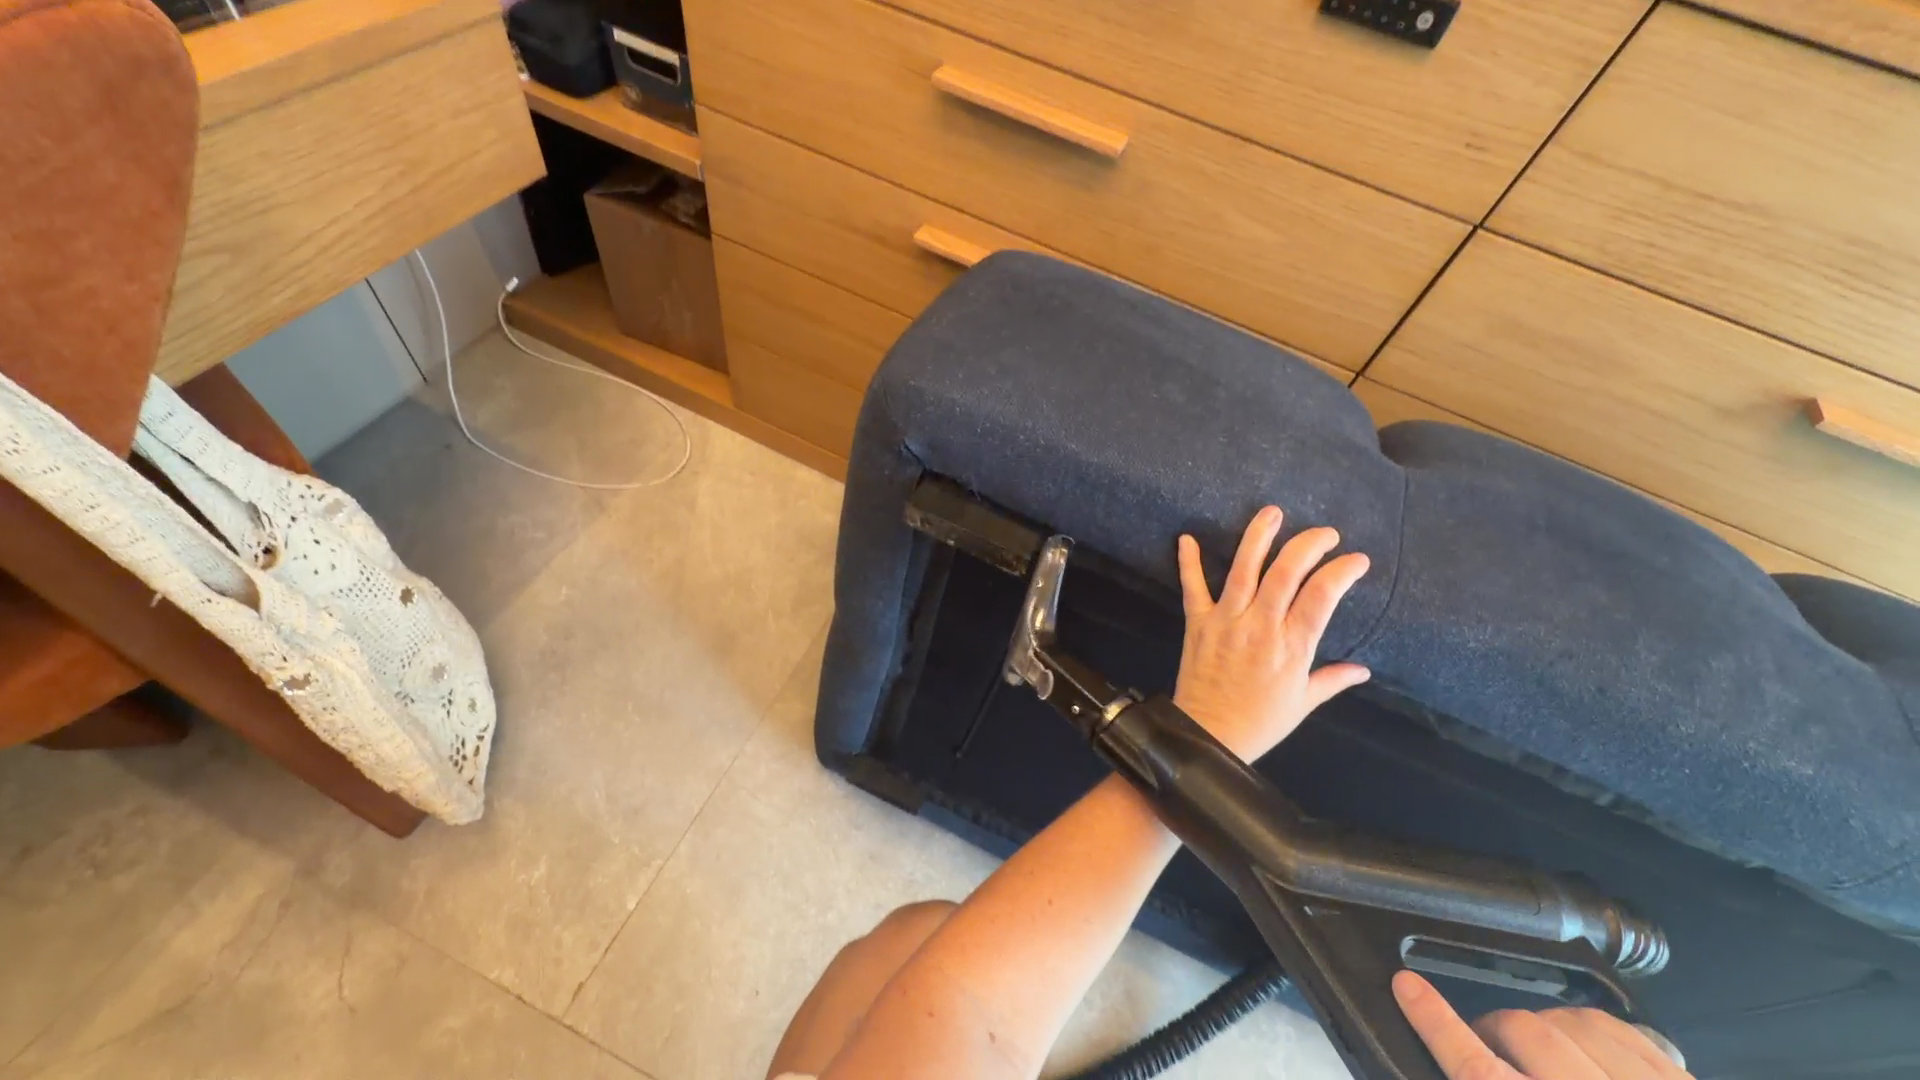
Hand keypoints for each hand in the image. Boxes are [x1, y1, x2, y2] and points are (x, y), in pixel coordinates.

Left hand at [1172, 505, 1370, 761]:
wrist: (1207, 736)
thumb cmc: (1260, 722)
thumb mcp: (1303, 703)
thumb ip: (1332, 680)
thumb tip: (1363, 671)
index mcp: (1292, 647)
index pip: (1322, 597)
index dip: (1342, 572)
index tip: (1357, 560)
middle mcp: (1260, 627)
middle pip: (1286, 574)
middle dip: (1307, 545)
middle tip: (1324, 532)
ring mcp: (1226, 622)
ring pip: (1243, 570)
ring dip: (1257, 537)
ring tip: (1271, 512)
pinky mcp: (1198, 624)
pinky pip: (1192, 588)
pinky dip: (1188, 563)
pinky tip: (1186, 538)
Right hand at [1393, 972, 1691, 1079]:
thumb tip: (1453, 1066)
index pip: (1480, 1071)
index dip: (1438, 1025)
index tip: (1407, 987)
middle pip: (1524, 1035)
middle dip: (1492, 1026)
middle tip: (1484, 1041)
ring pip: (1573, 1022)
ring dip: (1539, 1023)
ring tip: (1533, 1046)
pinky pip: (1623, 1031)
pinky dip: (1590, 1025)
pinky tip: (1580, 1041)